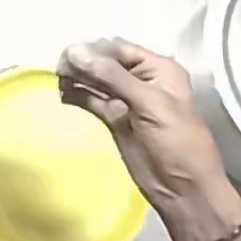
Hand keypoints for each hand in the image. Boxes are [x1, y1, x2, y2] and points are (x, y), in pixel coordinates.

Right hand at [58, 41, 240, 240]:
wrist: (183, 191)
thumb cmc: (176, 142)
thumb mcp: (149, 104)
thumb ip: (113, 77)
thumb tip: (75, 52)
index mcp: (159, 69)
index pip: (120, 50)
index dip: (94, 51)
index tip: (68, 55)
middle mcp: (142, 80)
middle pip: (105, 63)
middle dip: (83, 63)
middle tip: (59, 68)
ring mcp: (126, 100)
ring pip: (96, 81)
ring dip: (77, 78)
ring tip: (57, 78)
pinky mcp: (115, 119)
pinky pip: (92, 100)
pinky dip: (77, 95)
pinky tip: (63, 93)